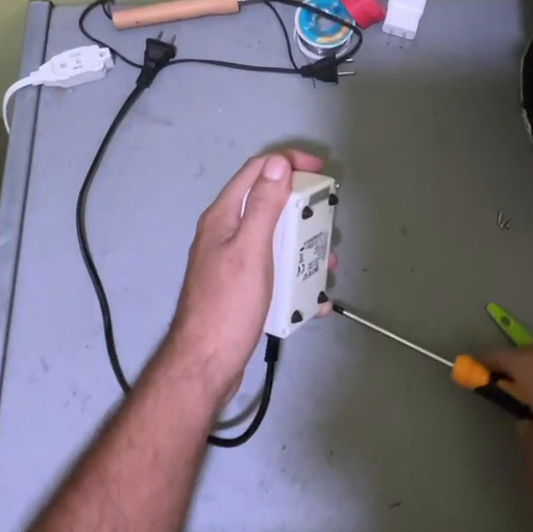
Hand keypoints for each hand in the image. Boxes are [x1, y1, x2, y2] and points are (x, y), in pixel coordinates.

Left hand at [160, 150, 324, 401]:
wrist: (205, 367)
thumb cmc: (228, 306)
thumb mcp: (250, 251)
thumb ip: (263, 206)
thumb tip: (277, 163)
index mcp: (223, 217)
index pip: (257, 171)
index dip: (288, 163)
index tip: (320, 171)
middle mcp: (226, 233)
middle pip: (271, 206)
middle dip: (304, 213)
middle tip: (327, 225)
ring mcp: (233, 262)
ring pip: (277, 240)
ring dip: (304, 248)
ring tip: (326, 266)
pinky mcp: (242, 288)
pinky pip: (275, 271)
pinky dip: (295, 278)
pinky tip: (313, 299)